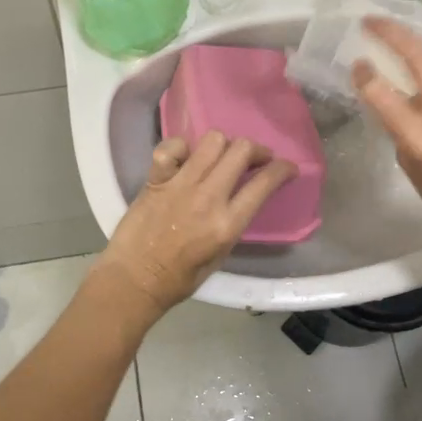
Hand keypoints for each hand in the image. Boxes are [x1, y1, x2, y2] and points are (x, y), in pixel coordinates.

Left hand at [91, 132, 296, 314]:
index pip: (264, 183)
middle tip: (255, 158)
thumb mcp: (221, 256)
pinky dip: (180, 147)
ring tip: (221, 156)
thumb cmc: (180, 278)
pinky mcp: (156, 179)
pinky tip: (184, 158)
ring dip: (223, 145)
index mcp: (228, 224)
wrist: (135, 279)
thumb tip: (243, 197)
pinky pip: (171, 147)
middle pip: (241, 150)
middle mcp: (208, 198)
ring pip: (212, 141)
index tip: (287, 167)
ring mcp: (181, 185)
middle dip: (255, 149)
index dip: (282, 169)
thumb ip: (233, 223)